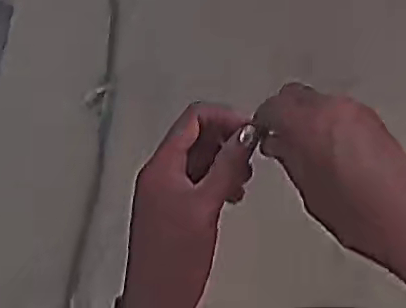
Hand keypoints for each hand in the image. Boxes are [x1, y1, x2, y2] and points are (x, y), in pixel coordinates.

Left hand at [121, 104, 257, 307]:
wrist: (156, 305)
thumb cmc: (171, 264)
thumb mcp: (206, 206)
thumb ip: (227, 166)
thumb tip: (244, 135)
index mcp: (162, 165)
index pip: (193, 118)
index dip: (223, 117)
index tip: (246, 127)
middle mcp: (160, 173)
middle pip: (197, 134)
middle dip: (226, 138)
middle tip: (249, 149)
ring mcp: (165, 190)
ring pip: (199, 156)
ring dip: (224, 158)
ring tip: (243, 174)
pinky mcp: (173, 206)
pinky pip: (198, 177)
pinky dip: (217, 177)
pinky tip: (232, 191)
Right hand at [252, 84, 405, 297]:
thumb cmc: (362, 215)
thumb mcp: (310, 193)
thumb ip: (290, 159)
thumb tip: (278, 144)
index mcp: (311, 123)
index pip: (274, 105)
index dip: (263, 119)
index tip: (260, 131)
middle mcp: (333, 107)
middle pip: (295, 94)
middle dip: (283, 111)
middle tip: (278, 136)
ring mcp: (354, 109)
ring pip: (317, 100)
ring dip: (306, 115)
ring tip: (304, 147)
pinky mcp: (370, 116)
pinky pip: (337, 108)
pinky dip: (326, 119)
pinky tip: (328, 148)